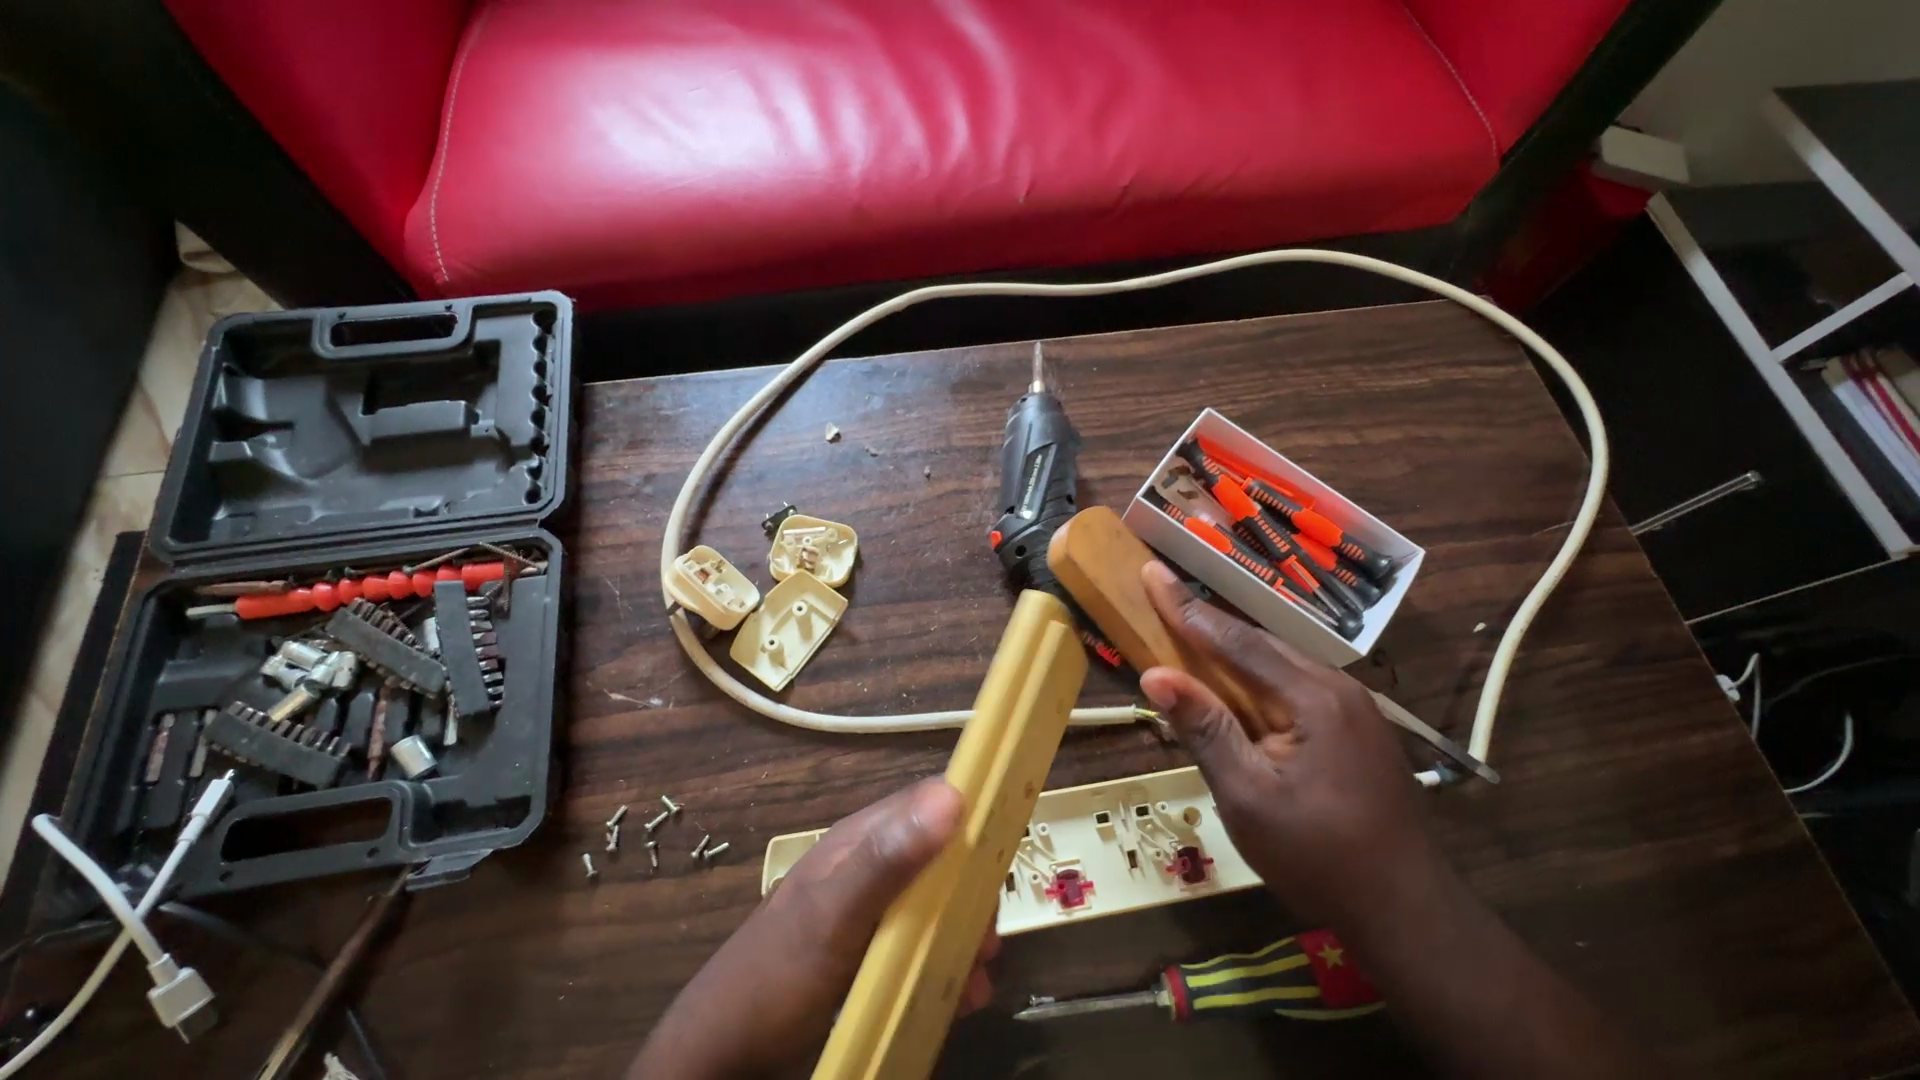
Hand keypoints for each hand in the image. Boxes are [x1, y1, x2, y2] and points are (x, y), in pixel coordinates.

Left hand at [629, 778, 997, 1079]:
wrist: (724, 1055)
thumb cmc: (778, 975)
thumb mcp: (835, 915)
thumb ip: (888, 860)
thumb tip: (953, 794)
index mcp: (859, 842)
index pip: (929, 804)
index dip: (971, 819)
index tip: (1005, 855)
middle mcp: (868, 869)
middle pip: (941, 859)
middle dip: (974, 893)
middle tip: (990, 938)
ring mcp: (868, 914)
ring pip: (936, 907)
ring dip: (966, 936)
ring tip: (980, 978)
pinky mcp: (869, 956)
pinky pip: (922, 947)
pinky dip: (947, 967)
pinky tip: (960, 998)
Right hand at [1136, 560, 1446, 929]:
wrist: (1406, 909)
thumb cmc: (1318, 856)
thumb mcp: (1248, 797)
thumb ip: (1205, 730)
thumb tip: (1155, 675)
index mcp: (1312, 696)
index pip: (1235, 640)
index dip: (1186, 608)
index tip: (1151, 573)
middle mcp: (1338, 688)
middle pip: (1261, 643)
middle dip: (1208, 620)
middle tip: (1163, 595)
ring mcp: (1355, 709)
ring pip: (1281, 664)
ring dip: (1233, 649)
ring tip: (1190, 632)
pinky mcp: (1358, 730)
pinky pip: (1298, 686)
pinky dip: (1259, 677)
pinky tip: (1240, 688)